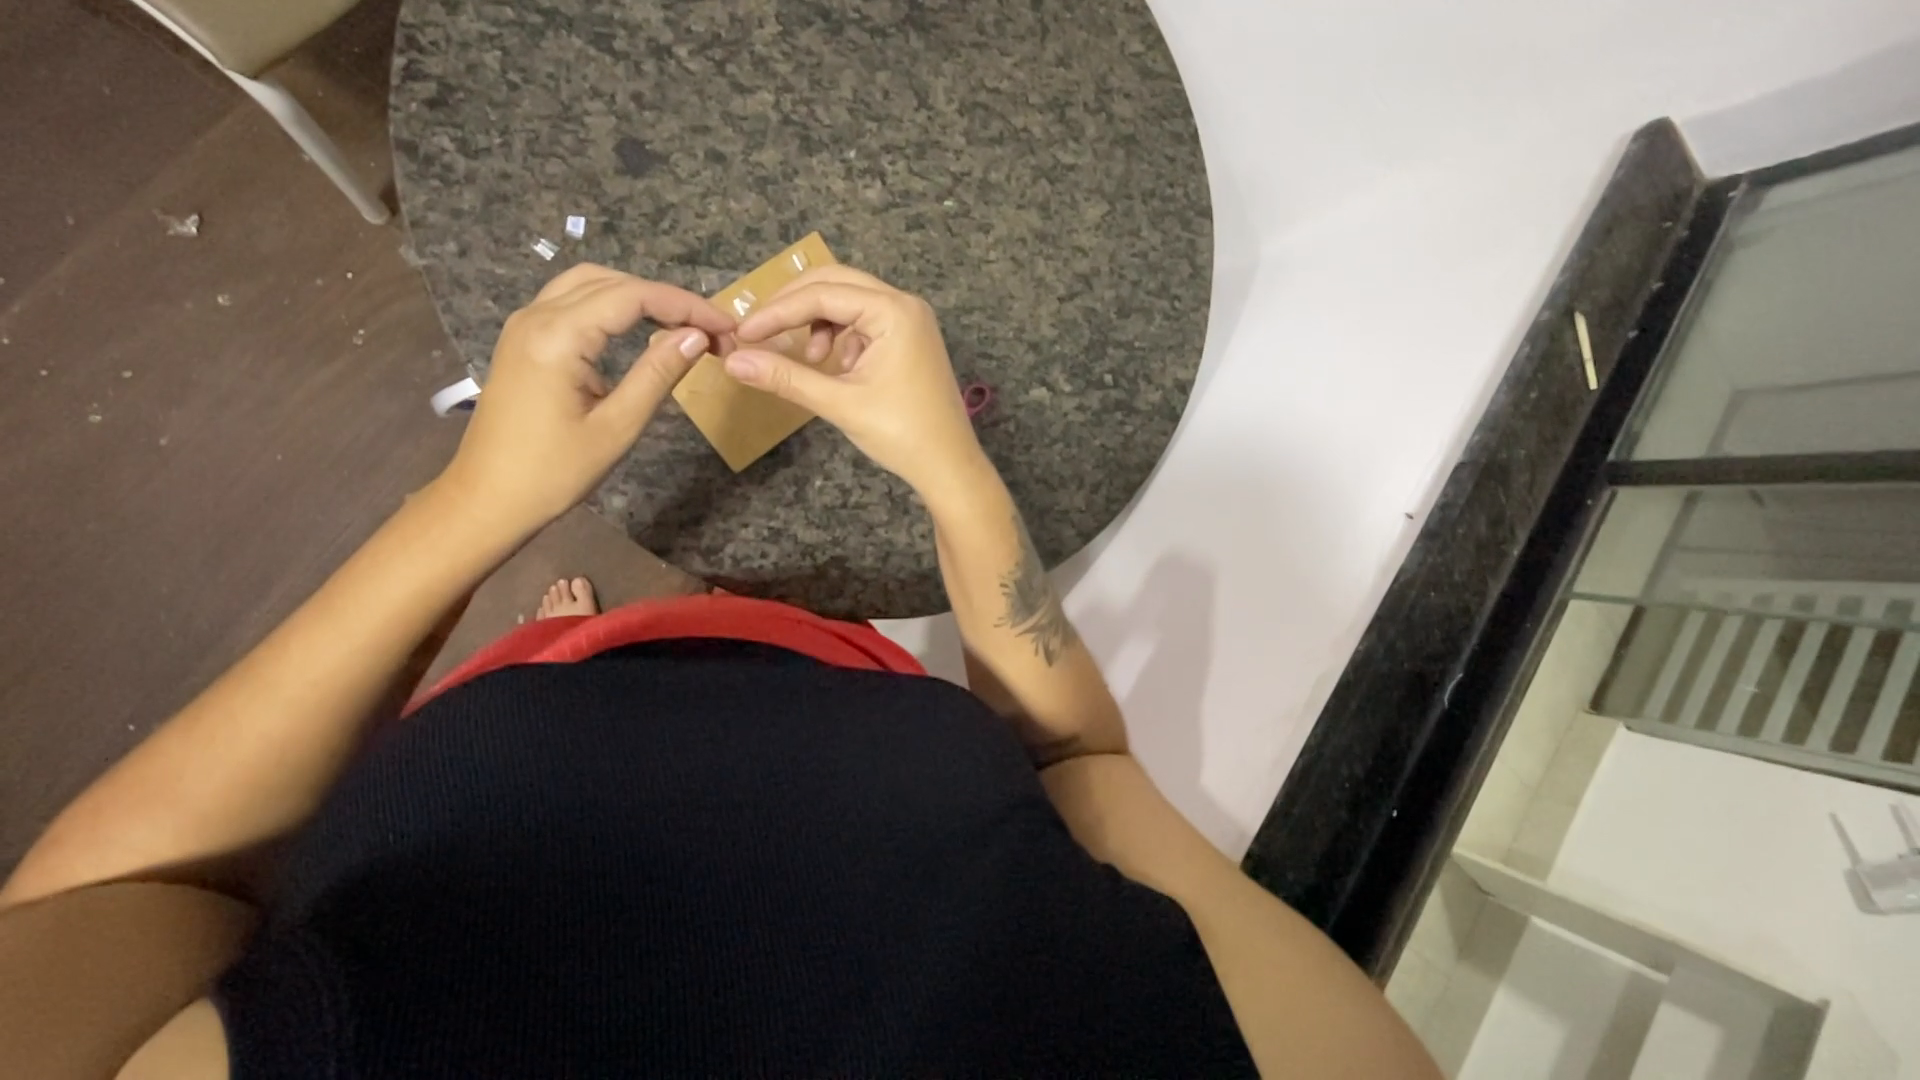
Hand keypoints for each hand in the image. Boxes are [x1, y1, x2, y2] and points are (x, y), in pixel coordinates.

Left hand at [438, 264, 734, 534]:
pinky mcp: (523, 341)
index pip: (633, 296)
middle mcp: (536, 316)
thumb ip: (658, 374)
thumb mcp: (617, 426)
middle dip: (665, 298)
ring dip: (638, 297)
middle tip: (708, 329)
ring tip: (680, 326)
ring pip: (589, 285)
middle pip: (611, 281)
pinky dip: (611, 307)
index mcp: (558, 336)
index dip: (685, 305)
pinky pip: (571, 303)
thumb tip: (698, 337)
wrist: (487, 499)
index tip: (726, 327)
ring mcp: (524, 325)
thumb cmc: (553, 472)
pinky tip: (638, 331)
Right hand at [722, 266, 989, 501]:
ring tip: (811, 358)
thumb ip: (786, 376)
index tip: (743, 334)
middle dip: (794, 306)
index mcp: (894, 312)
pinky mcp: (910, 339)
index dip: (777, 312)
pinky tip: (837, 367)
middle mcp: (905, 305)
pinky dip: (842, 335)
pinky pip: (865, 321)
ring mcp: (911, 321)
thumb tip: (734, 360)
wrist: (949, 466)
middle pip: (835, 283)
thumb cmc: (901, 434)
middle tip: (762, 332)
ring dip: (819, 320)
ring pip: (850, 300)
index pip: (822, 294)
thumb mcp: (839, 403)